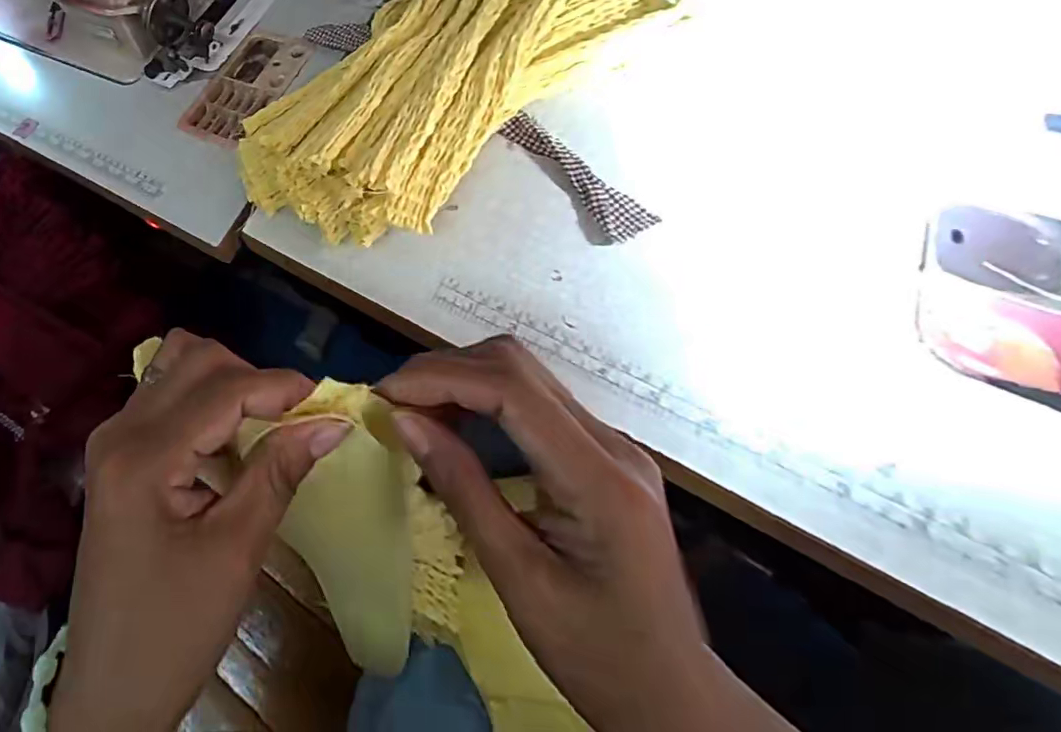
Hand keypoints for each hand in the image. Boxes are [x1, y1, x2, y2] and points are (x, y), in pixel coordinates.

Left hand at [50, 330, 350, 731]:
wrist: (110, 690)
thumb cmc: (175, 629)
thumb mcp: (236, 550)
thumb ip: (279, 471)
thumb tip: (332, 420)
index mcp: (143, 455)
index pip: (223, 388)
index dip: (281, 386)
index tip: (328, 402)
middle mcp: (119, 429)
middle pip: (195, 358)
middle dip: (253, 376)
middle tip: (293, 417)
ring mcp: (112, 438)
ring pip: (178, 368)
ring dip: (228, 382)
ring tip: (264, 423)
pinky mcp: (116, 453)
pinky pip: (166, 396)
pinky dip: (207, 401)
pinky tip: (231, 440)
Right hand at [377, 337, 792, 731]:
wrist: (675, 696)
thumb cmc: (598, 655)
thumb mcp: (518, 579)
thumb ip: (463, 489)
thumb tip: (406, 422)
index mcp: (599, 477)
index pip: (511, 389)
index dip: (440, 378)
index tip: (385, 396)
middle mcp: (611, 442)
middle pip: (517, 365)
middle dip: (444, 370)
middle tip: (391, 402)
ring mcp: (612, 443)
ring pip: (524, 373)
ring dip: (461, 379)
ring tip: (413, 410)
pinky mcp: (602, 452)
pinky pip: (533, 402)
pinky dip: (483, 399)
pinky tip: (453, 424)